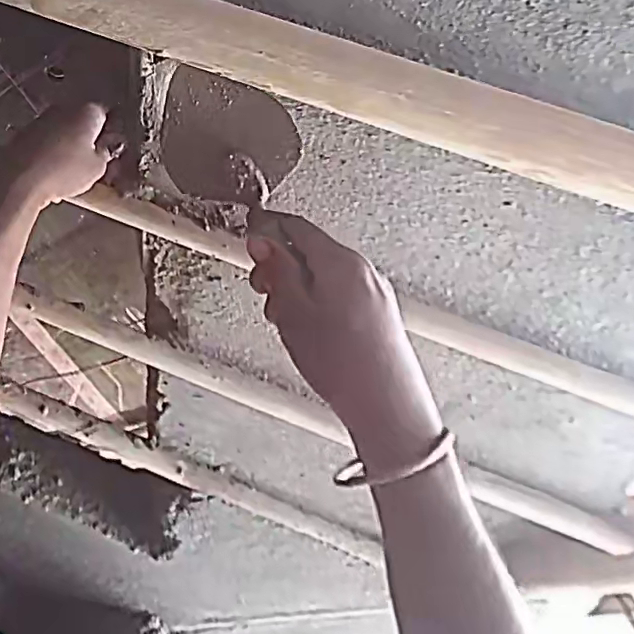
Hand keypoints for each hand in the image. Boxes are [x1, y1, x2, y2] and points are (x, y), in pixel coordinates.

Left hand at [0, 102, 115, 210]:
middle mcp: (62, 108)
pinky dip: (48, 152)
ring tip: (69, 171)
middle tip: (91, 162)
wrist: (19, 181)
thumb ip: (104, 154)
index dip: (108, 133)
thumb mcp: (97, 168)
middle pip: (81, 121)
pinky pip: (44, 141)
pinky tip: (50, 172)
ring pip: (61, 131)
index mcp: (86, 111)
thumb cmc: (63, 171)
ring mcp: (40, 119)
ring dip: (66, 146)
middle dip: (86, 139)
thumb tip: (102, 149)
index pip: (105, 115)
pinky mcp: (23, 133)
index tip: (109, 149)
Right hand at [248, 214, 442, 470]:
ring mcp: (373, 292)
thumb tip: (261, 240)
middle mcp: (362, 270)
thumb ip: (275, 267)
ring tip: (283, 315)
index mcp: (340, 261)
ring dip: (294, 284)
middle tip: (262, 287)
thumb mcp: (292, 307)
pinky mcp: (377, 313)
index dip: (266, 228)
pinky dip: (313, 299)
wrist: (386, 407)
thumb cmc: (341, 362)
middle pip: (309, 249)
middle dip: (279, 263)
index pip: (296, 226)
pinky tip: (306, 326)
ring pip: (320, 272)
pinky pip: (336, 291)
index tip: (248, 237)